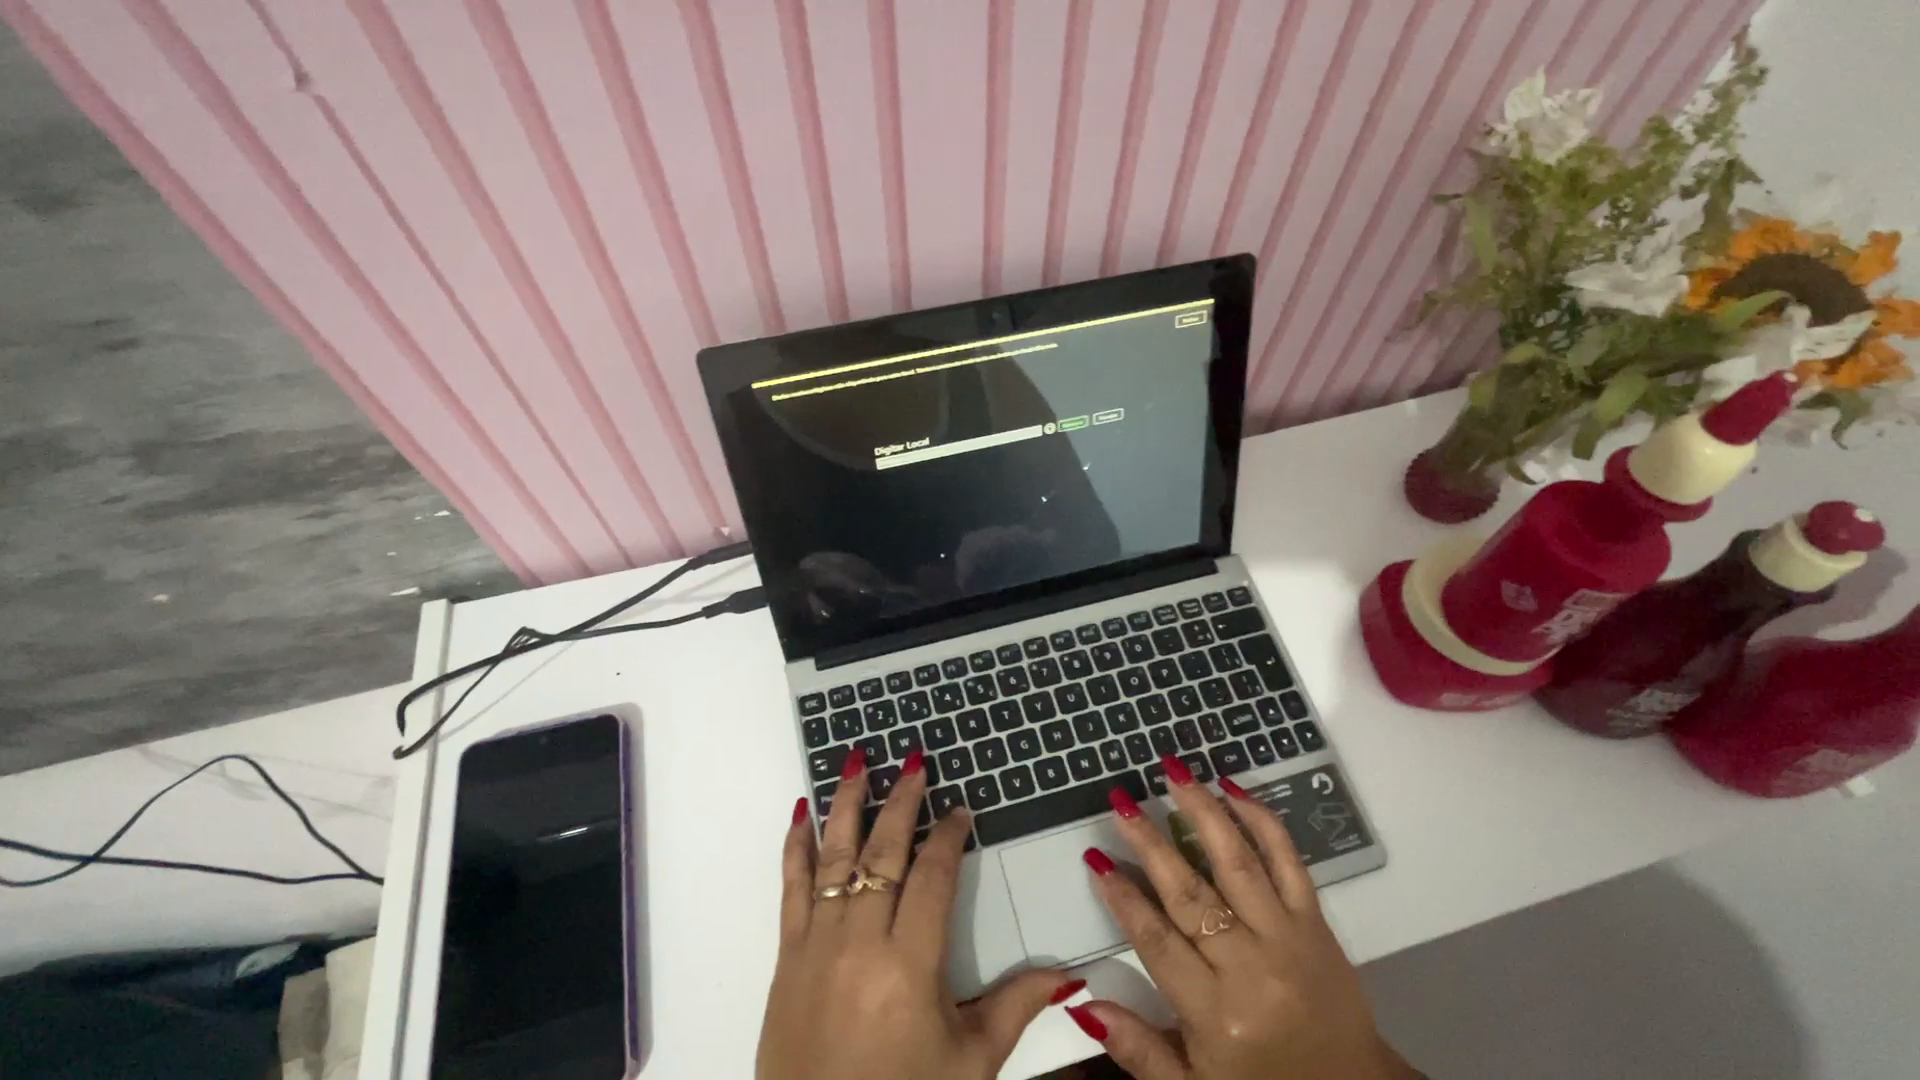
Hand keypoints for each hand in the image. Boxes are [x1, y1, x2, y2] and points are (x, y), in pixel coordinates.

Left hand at [757, 750, 1073, 1079]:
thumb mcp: (968, 1062)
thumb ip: (1015, 1009)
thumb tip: (1068, 976)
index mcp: (909, 963)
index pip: (932, 877)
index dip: (947, 837)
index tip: (960, 810)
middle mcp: (860, 940)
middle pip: (882, 853)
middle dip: (901, 802)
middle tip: (915, 762)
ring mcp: (817, 943)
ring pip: (832, 857)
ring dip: (845, 805)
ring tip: (856, 762)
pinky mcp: (787, 955)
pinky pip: (790, 888)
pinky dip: (794, 847)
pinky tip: (799, 814)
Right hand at [1069, 757, 1418, 1079]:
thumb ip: (1139, 1050)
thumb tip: (1083, 1005)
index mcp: (1215, 1013)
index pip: (1156, 940)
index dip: (1123, 897)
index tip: (1096, 857)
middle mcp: (1250, 966)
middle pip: (1190, 893)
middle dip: (1149, 842)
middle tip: (1120, 801)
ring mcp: (1286, 936)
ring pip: (1237, 863)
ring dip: (1202, 812)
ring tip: (1173, 772)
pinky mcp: (1315, 920)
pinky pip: (1288, 861)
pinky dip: (1262, 821)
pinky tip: (1234, 789)